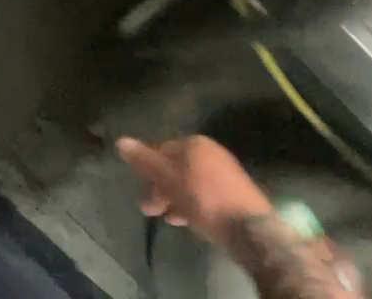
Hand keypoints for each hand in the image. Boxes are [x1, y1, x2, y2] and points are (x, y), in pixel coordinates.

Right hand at [115, 135, 274, 243]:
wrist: (251, 230)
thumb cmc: (204, 199)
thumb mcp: (168, 179)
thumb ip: (144, 160)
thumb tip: (120, 141)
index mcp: (194, 143)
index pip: (161, 150)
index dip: (148, 170)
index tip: (141, 191)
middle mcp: (211, 152)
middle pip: (176, 167)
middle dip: (160, 187)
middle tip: (149, 209)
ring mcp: (226, 172)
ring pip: (191, 182)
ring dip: (175, 198)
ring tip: (168, 218)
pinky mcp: (236, 193)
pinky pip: (206, 194)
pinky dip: (193, 204)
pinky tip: (188, 220)